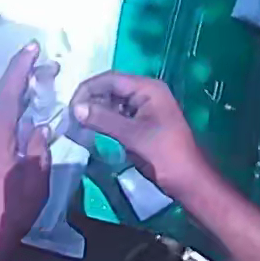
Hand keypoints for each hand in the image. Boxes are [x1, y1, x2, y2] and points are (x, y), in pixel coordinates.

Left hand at [0, 43, 50, 260]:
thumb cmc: (4, 216)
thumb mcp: (33, 184)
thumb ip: (38, 150)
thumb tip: (40, 127)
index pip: (8, 93)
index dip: (21, 68)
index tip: (32, 47)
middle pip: (0, 102)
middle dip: (22, 85)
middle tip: (47, 74)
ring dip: (14, 106)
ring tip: (37, 101)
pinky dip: (5, 124)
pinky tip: (19, 131)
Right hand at [71, 72, 218, 200]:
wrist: (188, 181)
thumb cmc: (165, 154)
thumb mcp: (132, 135)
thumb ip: (103, 119)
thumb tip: (76, 108)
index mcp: (148, 88)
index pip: (111, 79)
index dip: (88, 89)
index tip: (71, 106)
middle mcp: (145, 92)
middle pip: (110, 88)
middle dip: (90, 99)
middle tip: (71, 116)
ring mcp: (144, 107)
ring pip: (112, 102)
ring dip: (95, 110)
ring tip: (77, 123)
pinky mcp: (141, 122)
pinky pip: (117, 114)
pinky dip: (103, 120)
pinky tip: (90, 128)